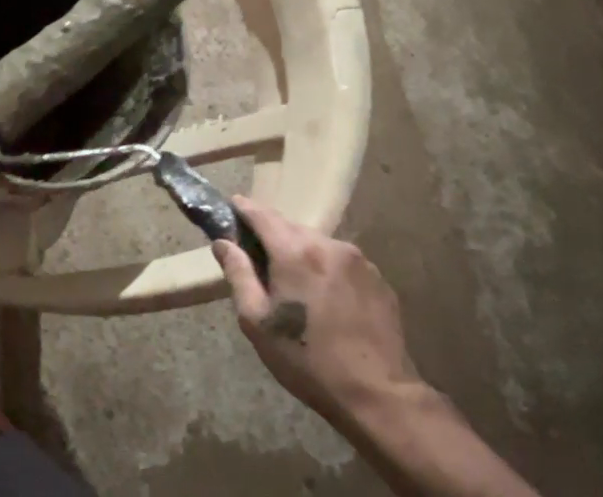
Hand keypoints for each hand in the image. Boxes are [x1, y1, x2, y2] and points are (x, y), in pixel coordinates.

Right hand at [211, 195, 418, 425]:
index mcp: (296, 252)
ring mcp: (359, 262)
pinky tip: (325, 299)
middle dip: (272, 236)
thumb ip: (238, 274)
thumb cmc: (306, 358)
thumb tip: (223, 243)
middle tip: (257, 257)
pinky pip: (342, 263)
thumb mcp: (256, 321)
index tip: (230, 206)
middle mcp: (329, 246)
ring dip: (301, 254)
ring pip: (318, 245)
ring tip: (294, 283)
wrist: (378, 395)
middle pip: (291, 228)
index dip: (243, 208)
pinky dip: (326, 269)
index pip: (262, 215)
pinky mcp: (380, 280)